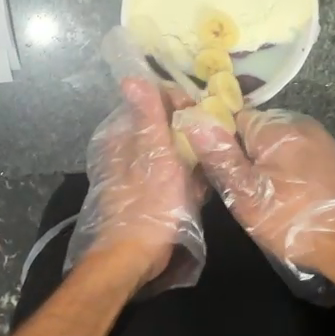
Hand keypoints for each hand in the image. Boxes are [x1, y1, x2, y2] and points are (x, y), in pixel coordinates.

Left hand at [64, 78, 206, 288]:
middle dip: (190, 134)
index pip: (155, 100)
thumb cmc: (148, 205)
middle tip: (211, 146)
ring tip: (206, 171)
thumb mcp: (154, 155)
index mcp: (122, 135)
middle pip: (166, 126)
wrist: (132, 258)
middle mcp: (126, 149)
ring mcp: (136, 172)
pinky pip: (172, 174)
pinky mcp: (146, 192)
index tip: (206, 116)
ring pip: (172, 151)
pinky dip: (186, 180)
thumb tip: (131, 77)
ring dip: (191, 159)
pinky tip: (196, 192)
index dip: (182, 104)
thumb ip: (147, 117)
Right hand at [175, 106, 334, 276]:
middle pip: (257, 131)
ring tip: (264, 195)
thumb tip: (191, 118)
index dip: (221, 142)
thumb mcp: (245, 194)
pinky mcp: (334, 158)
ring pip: (278, 144)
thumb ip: (219, 155)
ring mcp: (322, 139)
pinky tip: (289, 194)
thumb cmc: (292, 218)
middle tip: (241, 189)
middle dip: (246, 154)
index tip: (217, 168)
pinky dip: (289, 169)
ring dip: (268, 163)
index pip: (233, 118)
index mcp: (275, 126)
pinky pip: (299, 155)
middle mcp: (300, 122)